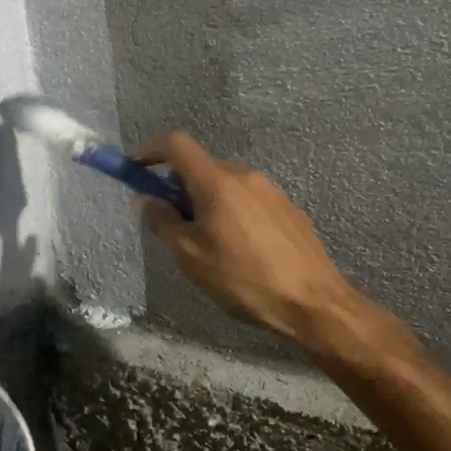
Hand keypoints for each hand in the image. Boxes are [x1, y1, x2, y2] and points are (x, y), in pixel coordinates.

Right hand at [132, 131, 360, 341]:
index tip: (134, 168)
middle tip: (170, 220)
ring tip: (205, 240)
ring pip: (224, 183)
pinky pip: (247, 198)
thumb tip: (148, 200)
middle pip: (200, 165)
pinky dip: (229, 210)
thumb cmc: (245, 279)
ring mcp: (271, 191)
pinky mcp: (288, 209)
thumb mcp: (190, 256)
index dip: (149, 150)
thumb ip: (163, 222)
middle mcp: (245, 176)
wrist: (316, 305)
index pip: (176, 144)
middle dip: (177, 185)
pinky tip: (237, 248)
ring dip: (204, 200)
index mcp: (217, 182)